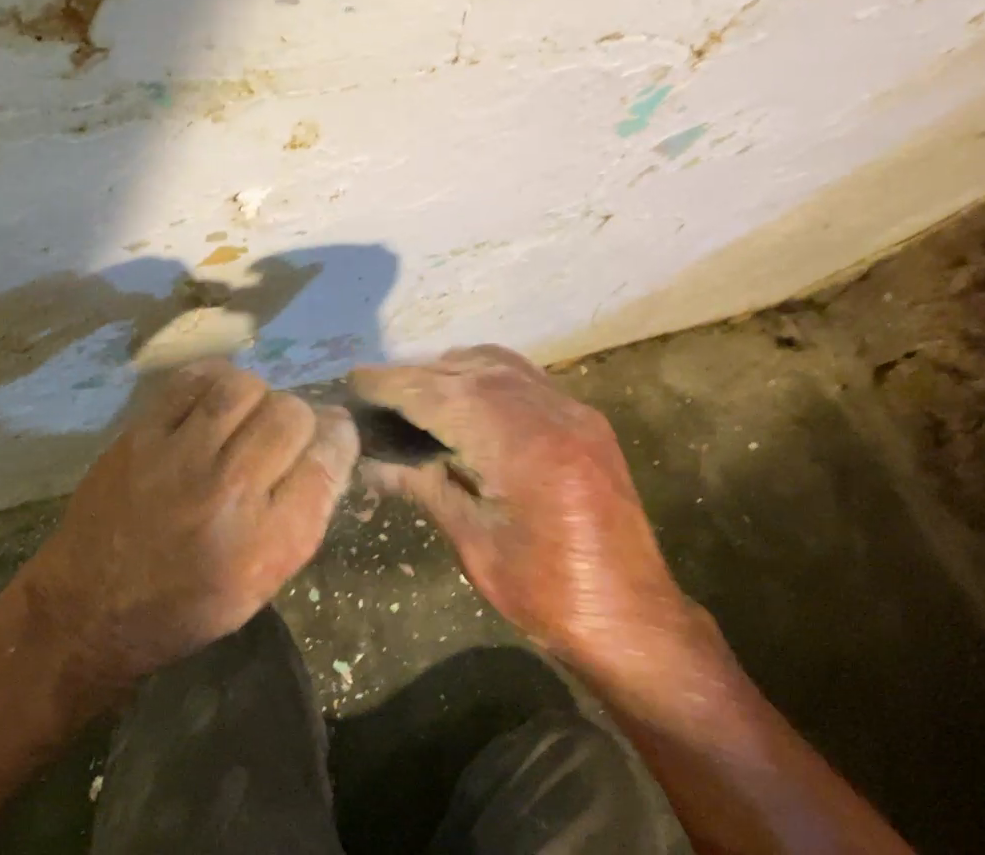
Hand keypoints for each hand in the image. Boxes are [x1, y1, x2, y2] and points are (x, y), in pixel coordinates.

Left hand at [19, 359, 357, 686]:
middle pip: (291, 416)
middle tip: (282, 434)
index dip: (339, 440)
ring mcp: (180, 458)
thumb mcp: (261, 585)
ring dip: (257, 397)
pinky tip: (213, 399)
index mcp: (269, 542)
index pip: (327, 462)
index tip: (332, 436)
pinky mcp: (140, 436)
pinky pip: (191, 381)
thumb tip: (326, 449)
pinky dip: (213, 381)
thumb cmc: (183, 608)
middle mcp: (230, 493)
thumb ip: (300, 517)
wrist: (90, 608)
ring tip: (246, 416)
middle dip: (299, 419)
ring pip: (244, 388)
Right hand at [350, 346, 732, 703]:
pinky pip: (524, 379)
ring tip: (410, 394)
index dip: (393, 385)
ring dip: (449, 371)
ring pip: (498, 366)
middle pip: (468, 371)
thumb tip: (372, 462)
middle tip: (372, 390)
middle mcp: (552, 413)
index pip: (441, 395)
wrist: (631, 618)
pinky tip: (460, 402)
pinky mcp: (584, 422)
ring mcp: (574, 412)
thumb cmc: (547, 595)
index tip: (354, 380)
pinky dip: (484, 378)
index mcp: (523, 446)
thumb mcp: (474, 543)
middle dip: (416, 376)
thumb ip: (425, 487)